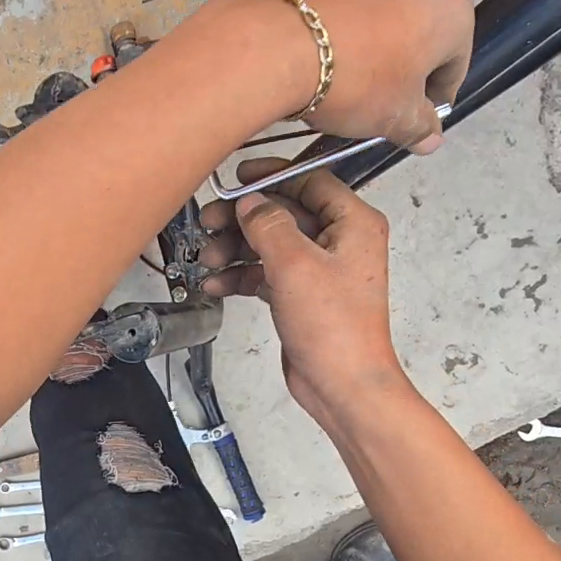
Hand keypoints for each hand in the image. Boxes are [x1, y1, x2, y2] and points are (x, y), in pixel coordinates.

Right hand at [198, 160, 408, 423]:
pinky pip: (266, 275)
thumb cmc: (333, 327)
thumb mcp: (294, 264)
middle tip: (209, 222)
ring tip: (208, 259)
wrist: (341, 384)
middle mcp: (339, 242)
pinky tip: (216, 284)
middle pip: (284, 214)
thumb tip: (249, 202)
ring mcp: (320, 272)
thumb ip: (268, 224)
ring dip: (236, 250)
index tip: (236, 179)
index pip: (310, 181)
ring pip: (270, 246)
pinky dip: (241, 277)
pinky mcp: (301, 298)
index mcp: (353, 223)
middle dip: (244, 220)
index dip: (271, 177)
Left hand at [276, 0, 473, 152]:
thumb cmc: (354, 79)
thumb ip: (420, 128)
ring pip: (384, 20)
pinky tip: (323, 64)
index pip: (455, 64)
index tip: (416, 121)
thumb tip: (430, 138)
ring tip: (346, 87)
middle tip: (379, 107)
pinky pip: (347, 10)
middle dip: (404, 72)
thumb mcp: (394, 118)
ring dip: (374, 52)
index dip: (436, 100)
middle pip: (421, 36)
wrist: (282, 46)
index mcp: (452, 9)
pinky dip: (343, 35)